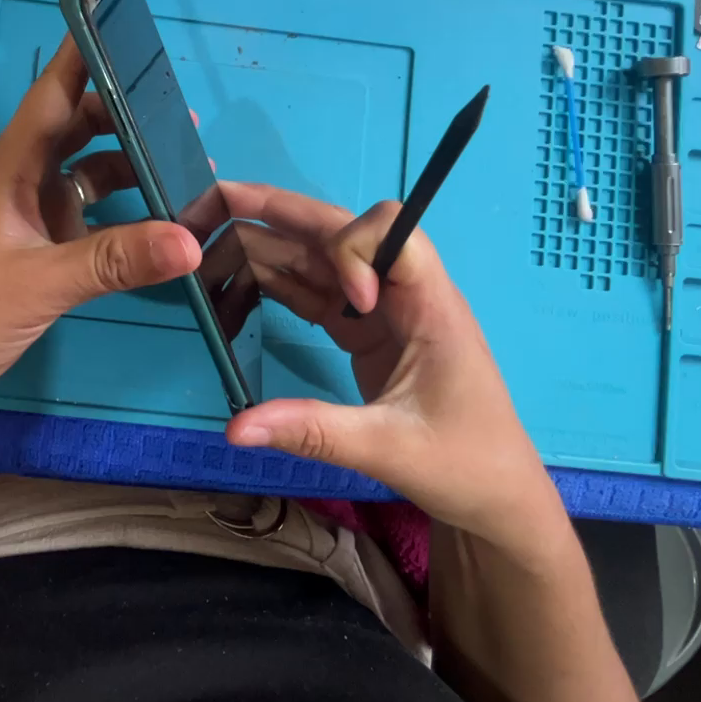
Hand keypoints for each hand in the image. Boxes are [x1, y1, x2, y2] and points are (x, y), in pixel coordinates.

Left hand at [0, 38, 201, 404]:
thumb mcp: (40, 284)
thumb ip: (114, 261)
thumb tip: (191, 242)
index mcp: (10, 166)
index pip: (53, 93)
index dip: (85, 54)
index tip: (125, 23)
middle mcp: (22, 177)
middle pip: (80, 127)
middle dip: (129, 115)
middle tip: (187, 118)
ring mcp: (31, 210)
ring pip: (88, 170)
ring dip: (131, 167)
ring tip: (187, 170)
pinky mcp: (39, 243)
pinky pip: (88, 212)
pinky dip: (121, 212)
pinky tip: (158, 222)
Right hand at [218, 183, 565, 551]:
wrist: (495, 496)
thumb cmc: (465, 465)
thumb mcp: (390, 450)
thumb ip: (312, 431)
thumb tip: (234, 428)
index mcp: (427, 302)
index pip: (388, 230)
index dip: (351, 248)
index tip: (349, 304)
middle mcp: (397, 290)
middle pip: (332, 229)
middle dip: (270, 212)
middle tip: (209, 206)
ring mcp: (376, 307)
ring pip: (312, 257)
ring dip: (260, 248)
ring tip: (205, 252)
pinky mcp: (359, 328)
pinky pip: (309, 291)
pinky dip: (269, 285)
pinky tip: (232, 289)